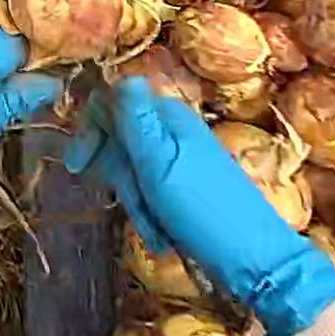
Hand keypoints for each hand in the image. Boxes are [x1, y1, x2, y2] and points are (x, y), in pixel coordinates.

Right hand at [65, 78, 334, 335]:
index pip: (113, 102)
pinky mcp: (183, 183)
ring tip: (154, 227)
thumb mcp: (159, 163)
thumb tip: (120, 73)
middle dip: (118, 174)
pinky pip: (149, 189)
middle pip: (119, 137)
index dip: (92, 129)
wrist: (256, 262)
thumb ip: (135, 118)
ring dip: (135, 200)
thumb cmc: (204, 210)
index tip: (78, 163)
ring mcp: (178, 156)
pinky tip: (162, 234)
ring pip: (132, 167)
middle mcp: (171, 128)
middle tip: (127, 200)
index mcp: (167, 114)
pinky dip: (150, 212)